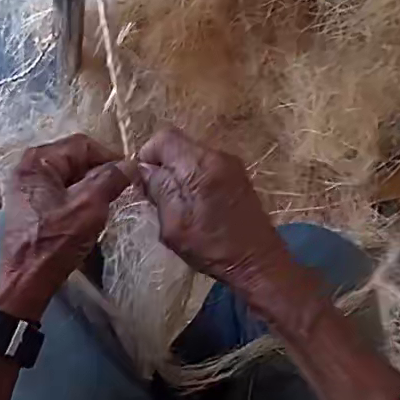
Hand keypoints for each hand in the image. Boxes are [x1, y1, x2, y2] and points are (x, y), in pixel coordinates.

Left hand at [0, 134, 131, 321]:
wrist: (26, 279)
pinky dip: (77, 197)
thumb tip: (129, 164)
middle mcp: (27, 168)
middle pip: (74, 158)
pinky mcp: (30, 206)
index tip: (129, 174)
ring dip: (89, 186)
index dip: (109, 156)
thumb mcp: (89, 205)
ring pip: (68, 176)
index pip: (82, 144)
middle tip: (119, 189)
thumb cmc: (55, 241)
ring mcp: (26, 187)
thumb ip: (110, 179)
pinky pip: (60, 191)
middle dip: (99, 172)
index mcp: (37, 161)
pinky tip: (88, 213)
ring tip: (106, 203)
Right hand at [128, 127, 296, 298]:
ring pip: (189, 155)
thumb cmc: (211, 247)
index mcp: (200, 166)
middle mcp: (217, 156)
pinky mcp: (236, 175)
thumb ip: (158, 189)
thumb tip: (142, 169)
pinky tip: (195, 205)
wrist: (257, 262)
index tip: (145, 182)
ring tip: (176, 204)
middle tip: (159, 197)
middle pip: (177, 145)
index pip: (163, 137)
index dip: (147, 155)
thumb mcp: (173, 223)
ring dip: (176, 174)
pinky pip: (204, 166)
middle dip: (162, 166)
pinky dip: (192, 179)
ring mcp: (230, 164)